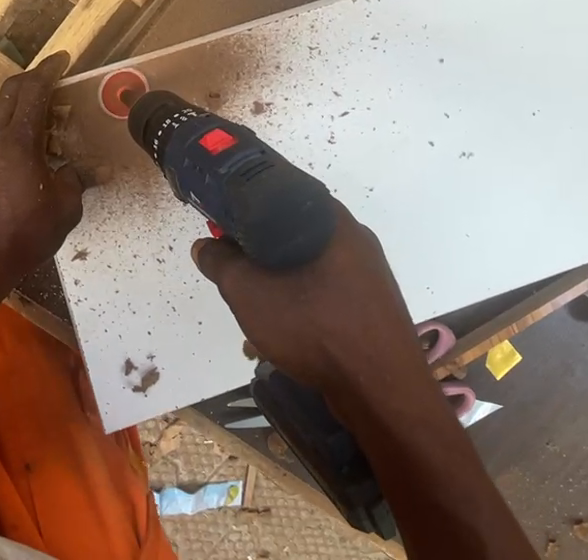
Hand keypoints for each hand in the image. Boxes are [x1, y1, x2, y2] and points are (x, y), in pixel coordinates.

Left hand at [0, 51, 84, 296]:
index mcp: (17, 140)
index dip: (49, 70)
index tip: (63, 58)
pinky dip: (14, 130)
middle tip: (55, 79)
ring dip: (23, 107)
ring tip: (49, 120)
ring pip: (1, 116)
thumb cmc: (25, 231)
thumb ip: (78, 178)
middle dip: (33, 79)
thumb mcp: (64, 206)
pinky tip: (31, 150)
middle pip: (11, 93)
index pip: (33, 91)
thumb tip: (101, 169)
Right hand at [193, 206, 427, 390]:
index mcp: (331, 221)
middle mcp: (356, 239)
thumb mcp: (248, 291)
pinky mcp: (375, 306)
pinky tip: (289, 325)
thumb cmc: (314, 328)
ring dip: (280, 278)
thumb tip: (205, 246)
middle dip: (259, 249)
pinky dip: (303, 299)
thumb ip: (219, 262)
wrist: (382, 394)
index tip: (222, 225)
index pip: (279, 192)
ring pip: (309, 264)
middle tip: (235, 266)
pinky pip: (328, 289)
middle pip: (293, 231)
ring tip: (257, 303)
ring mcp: (371, 275)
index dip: (244, 206)